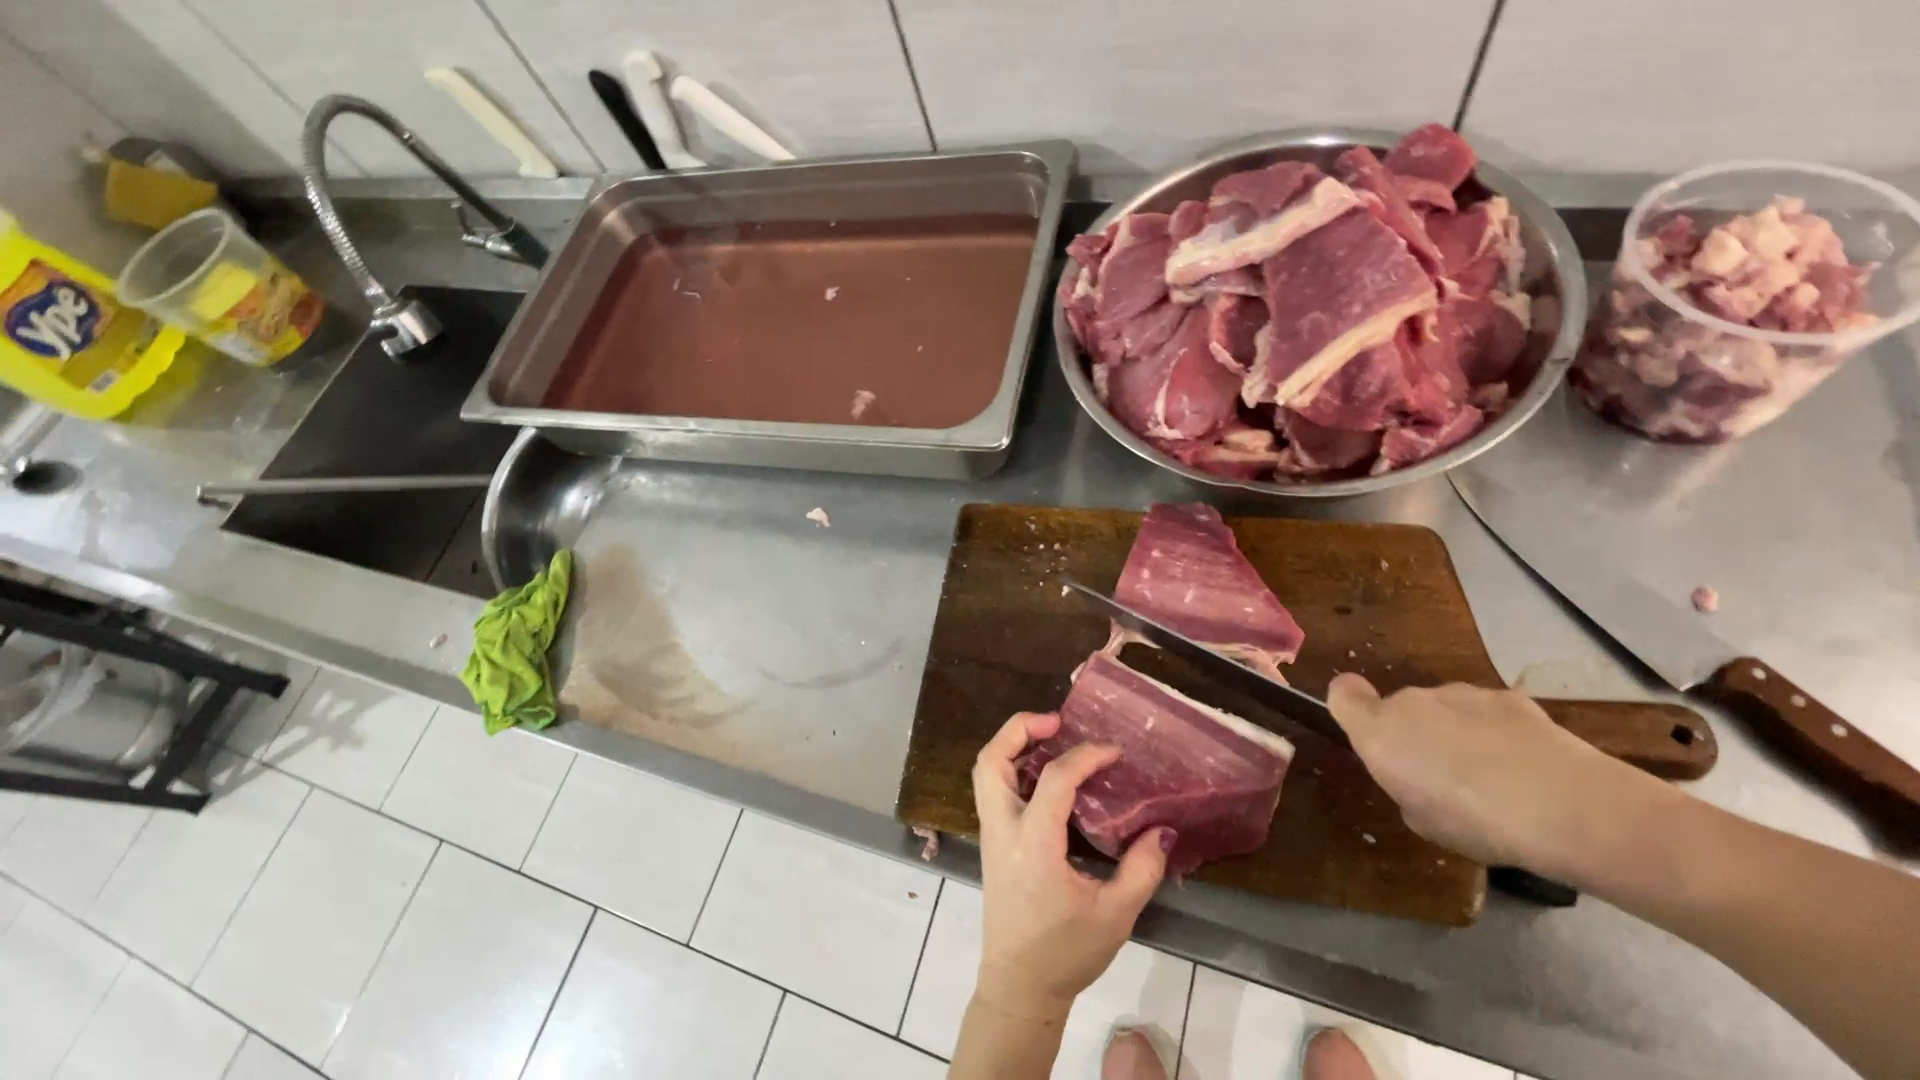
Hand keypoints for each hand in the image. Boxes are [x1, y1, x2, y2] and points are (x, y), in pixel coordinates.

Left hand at [969, 711, 1172, 1021]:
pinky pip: (995, 792)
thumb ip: (1141, 869)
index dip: (1085, 756)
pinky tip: (1049, 777)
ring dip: (1012, 746)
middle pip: (991, 762)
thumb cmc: (1065, 954)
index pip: (1054, 780)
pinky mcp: (994, 846)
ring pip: (986, 774)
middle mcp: (1003, 832)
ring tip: (1052, 739)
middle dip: (1019, 730)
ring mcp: (992, 837)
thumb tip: (1161, 830)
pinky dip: (1015, 769)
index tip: (1115, 752)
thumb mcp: (1115, 916)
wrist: (1018, 988)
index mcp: (1033, 846)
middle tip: (1057, 721)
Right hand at [1326, 675, 1662, 878]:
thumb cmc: (1476, 823)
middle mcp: (1413, 703)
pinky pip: (1487, 713)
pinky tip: (1526, 766)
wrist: (1565, 806)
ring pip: (1446, 710)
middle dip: (1416, 734)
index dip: (1349, 705)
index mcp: (1380, 734)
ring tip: (1495, 778)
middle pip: (1401, 708)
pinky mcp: (1508, 697)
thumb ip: (1407, 785)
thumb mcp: (1422, 820)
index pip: (1342, 693)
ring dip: (1457, 733)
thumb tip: (1422, 774)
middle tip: (1444, 777)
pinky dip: (1497, 732)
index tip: (1365, 728)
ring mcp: (1462, 695)